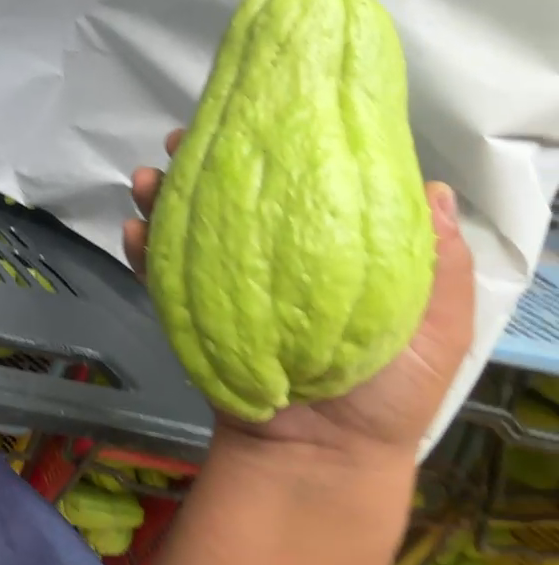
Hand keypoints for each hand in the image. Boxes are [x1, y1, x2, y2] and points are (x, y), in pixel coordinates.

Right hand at [124, 130, 475, 459]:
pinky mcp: (185, 305)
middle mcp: (258, 254)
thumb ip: (433, 263)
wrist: (322, 446)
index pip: (285, 186)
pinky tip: (131, 230)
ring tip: (145, 181)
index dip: (267, 149)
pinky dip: (138, 247)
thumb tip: (431, 185)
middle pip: (218, 195)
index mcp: (313, 247)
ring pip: (176, 224)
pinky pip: (152, 269)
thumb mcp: (432, 325)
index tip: (249, 118)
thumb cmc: (386, 388)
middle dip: (192, 162)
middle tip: (176, 140)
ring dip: (155, 197)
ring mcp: (216, 279)